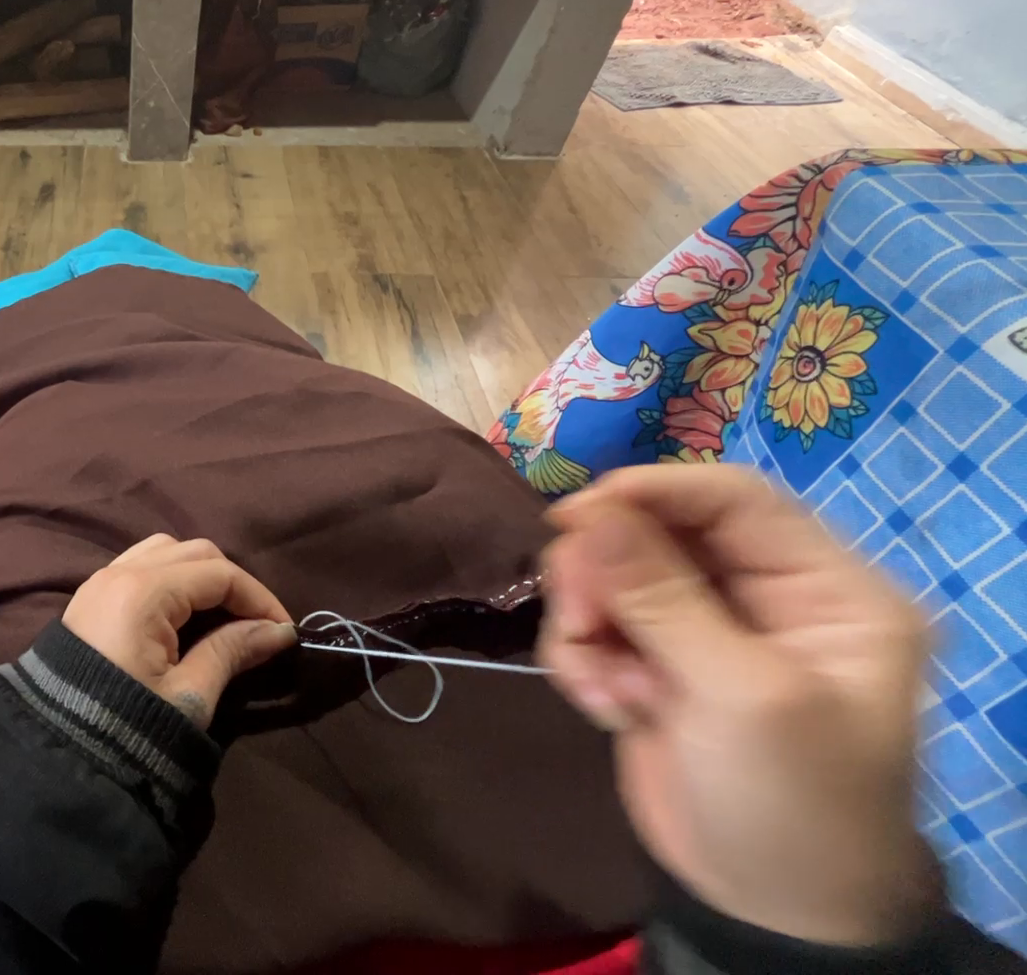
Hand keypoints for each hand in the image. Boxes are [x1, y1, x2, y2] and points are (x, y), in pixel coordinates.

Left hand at [62, 534, 297, 728]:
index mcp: (143, 592)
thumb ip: (232, 652)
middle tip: (256, 625)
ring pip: (165, 551)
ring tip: (222, 616)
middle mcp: (120, 572)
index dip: (259, 598)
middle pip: (193, 551)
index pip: (218, 573)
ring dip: (199, 575)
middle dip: (232, 583)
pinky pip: (141, 565)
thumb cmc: (127, 725)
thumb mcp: (188, 696)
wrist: (57, 749)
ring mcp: (101, 580)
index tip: (284, 631)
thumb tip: (277, 631)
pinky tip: (185, 614)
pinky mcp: (92, 596)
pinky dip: (171, 578)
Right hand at [542, 464, 938, 945]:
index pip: (731, 500)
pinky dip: (580, 659)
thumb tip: (587, 511)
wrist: (763, 902)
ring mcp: (695, 628)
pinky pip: (587, 623)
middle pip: (650, 531)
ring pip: (605, 574)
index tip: (572, 515)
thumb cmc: (790, 801)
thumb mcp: (737, 695)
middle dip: (601, 573)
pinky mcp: (645, 658)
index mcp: (822, 591)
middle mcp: (757, 597)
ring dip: (584, 622)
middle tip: (581, 620)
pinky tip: (606, 707)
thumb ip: (661, 597)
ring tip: (601, 683)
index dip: (650, 492)